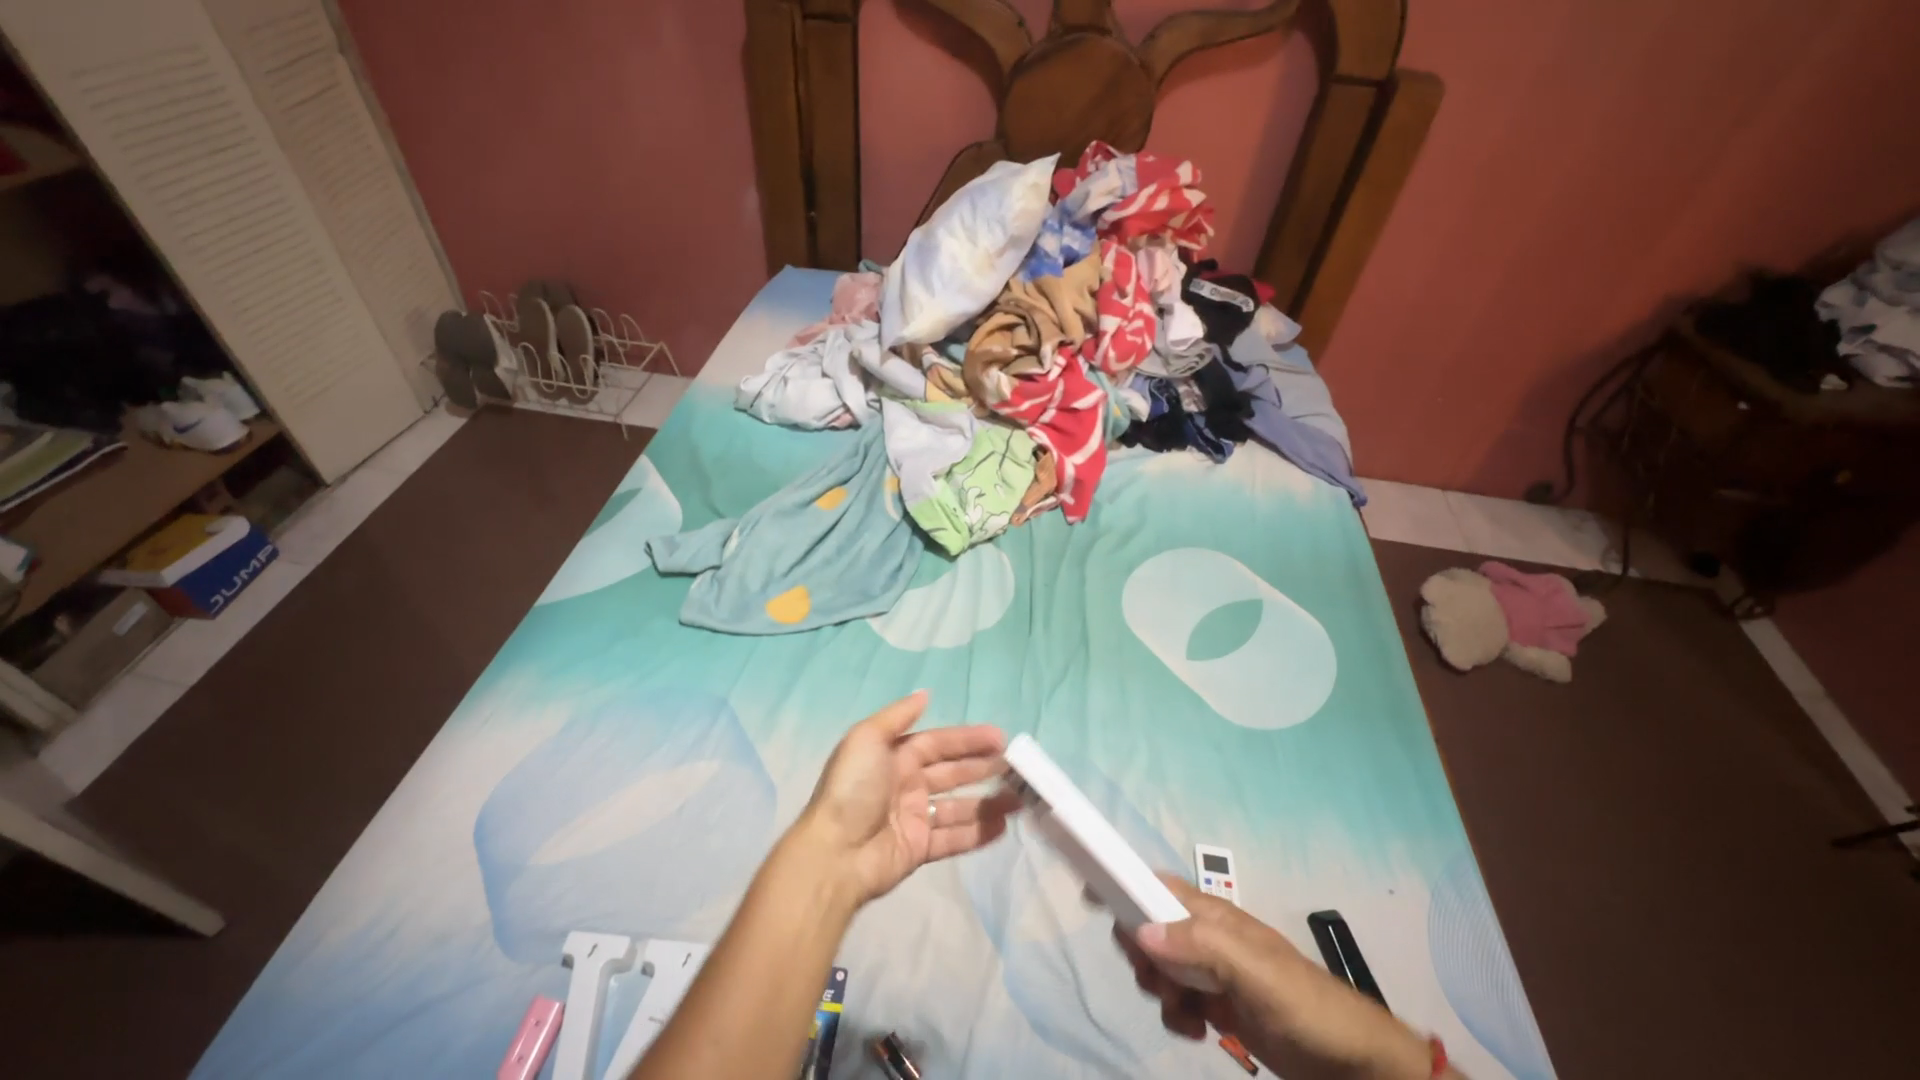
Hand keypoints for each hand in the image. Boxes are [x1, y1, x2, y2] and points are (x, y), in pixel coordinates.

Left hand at [794, 691, 1016, 905]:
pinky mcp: (919, 848)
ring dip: (987, 801)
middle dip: (982, 768)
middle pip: (951, 773)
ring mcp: (913, 818)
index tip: (1000, 738)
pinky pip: (954, 838)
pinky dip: (978, 833)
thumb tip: (926, 693)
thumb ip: (898, 716)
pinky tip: (1003, 826)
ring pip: (957, 806)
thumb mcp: (866, 739)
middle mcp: (905, 785)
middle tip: (1016, 768)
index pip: (937, 743)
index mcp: (893, 757)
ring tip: (1019, 799)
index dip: (967, 740)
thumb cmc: (852, 789)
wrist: (835, 852)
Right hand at [1116, 875, 1443, 1079]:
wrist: (1351, 1063)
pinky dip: (1176, 1015)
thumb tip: (1140, 930)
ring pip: (1159, 968)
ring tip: (1186, 1013)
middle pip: (1148, 929)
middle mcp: (1208, 937)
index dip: (1122, 884)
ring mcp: (1212, 971)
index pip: (1157, 886)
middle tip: (1157, 980)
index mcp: (1214, 916)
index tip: (1088, 894)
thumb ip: (1200, 946)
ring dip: (1159, 991)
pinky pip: (1176, 1001)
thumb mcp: (1254, 972)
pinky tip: (1196, 1030)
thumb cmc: (1305, 1005)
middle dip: (1141, 954)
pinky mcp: (1218, 1004)